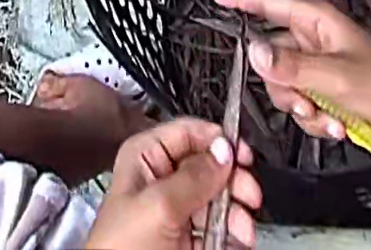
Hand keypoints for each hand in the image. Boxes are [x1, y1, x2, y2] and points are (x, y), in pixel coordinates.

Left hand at [84, 118, 261, 249]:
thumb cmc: (121, 249)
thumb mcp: (159, 206)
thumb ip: (193, 177)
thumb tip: (223, 149)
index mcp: (145, 157)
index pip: (188, 132)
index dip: (217, 140)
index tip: (243, 155)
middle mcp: (161, 179)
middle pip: (207, 166)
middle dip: (232, 181)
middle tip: (249, 195)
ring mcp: (174, 212)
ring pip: (216, 200)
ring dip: (235, 212)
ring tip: (243, 228)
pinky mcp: (184, 242)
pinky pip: (215, 230)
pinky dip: (230, 236)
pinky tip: (236, 241)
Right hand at [211, 0, 370, 166]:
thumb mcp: (339, 78)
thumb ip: (292, 66)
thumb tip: (253, 51)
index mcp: (316, 20)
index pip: (268, 3)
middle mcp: (314, 39)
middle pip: (272, 55)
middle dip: (282, 84)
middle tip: (303, 101)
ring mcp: (321, 67)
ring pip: (284, 84)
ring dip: (300, 107)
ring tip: (327, 117)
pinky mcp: (329, 92)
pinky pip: (301, 104)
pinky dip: (314, 120)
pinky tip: (338, 126)